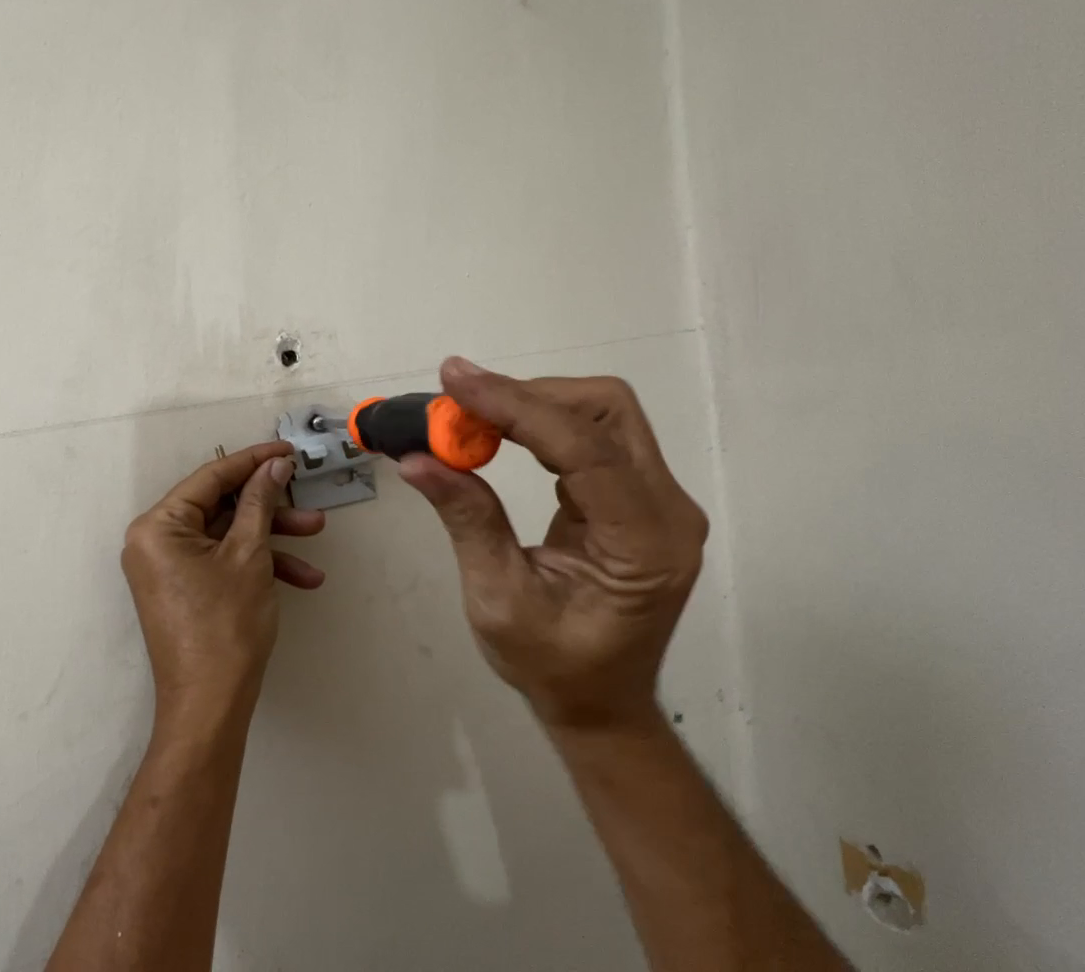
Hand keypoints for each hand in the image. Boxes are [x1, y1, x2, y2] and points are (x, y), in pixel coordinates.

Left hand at [122, 441, 326, 715]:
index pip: (210, 477)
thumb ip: (260, 503)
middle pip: (219, 506)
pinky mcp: (182, 589)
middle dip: (270, 508)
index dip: (253, 461)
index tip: (288, 451)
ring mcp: (166, 567)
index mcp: (158, 526)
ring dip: (272, 539)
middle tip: (308, 503)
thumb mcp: (250, 556)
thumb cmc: (225, 626)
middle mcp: (154, 541)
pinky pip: (221, 562)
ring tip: (316, 539)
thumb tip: (274, 466)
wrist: (209, 704)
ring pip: (226, 536)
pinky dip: (257, 565)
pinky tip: (301, 578)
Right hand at [400, 359, 708, 728]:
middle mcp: (667, 511)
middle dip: (529, 396)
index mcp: (642, 545)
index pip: (586, 449)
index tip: (455, 382)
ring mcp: (660, 502)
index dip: (517, 407)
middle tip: (459, 405)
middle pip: (608, 411)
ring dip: (535, 404)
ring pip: (604, 414)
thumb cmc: (551, 666)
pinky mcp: (640, 499)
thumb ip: (468, 521)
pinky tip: (500, 434)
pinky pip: (597, 437)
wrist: (601, 702)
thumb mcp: (499, 600)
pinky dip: (544, 425)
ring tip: (470, 419)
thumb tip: (417, 459)